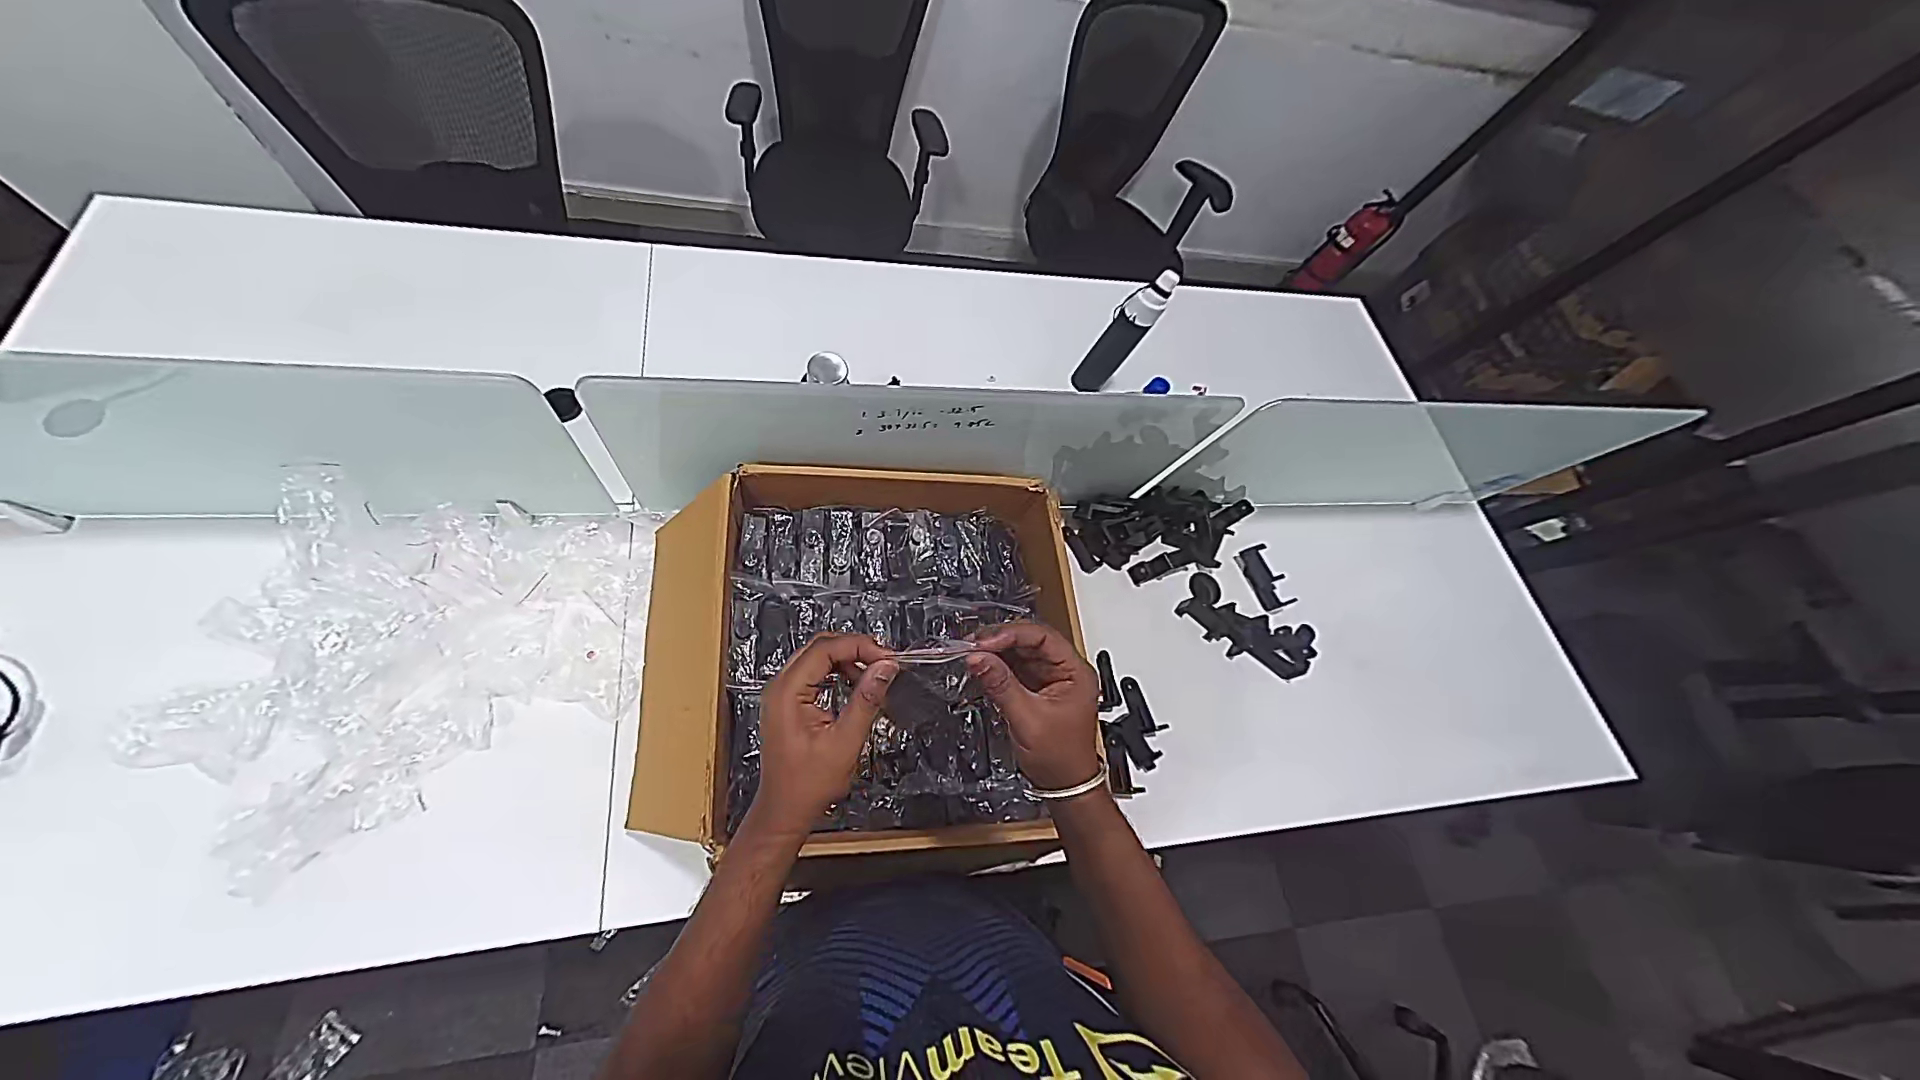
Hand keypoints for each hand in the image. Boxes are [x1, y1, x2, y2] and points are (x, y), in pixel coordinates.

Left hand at [751, 634, 896, 836]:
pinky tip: (856, 684)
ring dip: (848, 659)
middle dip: (855, 649)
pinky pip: (816, 673)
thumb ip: (866, 699)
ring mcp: (783, 693)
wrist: (785, 810)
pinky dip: (839, 672)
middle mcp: (780, 687)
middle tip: (883, 661)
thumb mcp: (845, 741)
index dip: (859, 646)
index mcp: (787, 692)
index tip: (885, 657)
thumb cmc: (806, 785)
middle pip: (821, 647)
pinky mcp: (790, 701)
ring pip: (819, 657)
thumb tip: (884, 668)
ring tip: (874, 673)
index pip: (825, 649)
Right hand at [966, 622, 1102, 790]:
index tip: (987, 641)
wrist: (1064, 785)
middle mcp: (1064, 670)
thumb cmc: (1061, 758)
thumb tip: (979, 659)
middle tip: (974, 644)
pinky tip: (981, 666)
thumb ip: (1001, 686)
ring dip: (995, 651)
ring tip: (973, 654)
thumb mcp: (1028, 719)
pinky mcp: (1034, 687)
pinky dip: (996, 665)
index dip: (1012, 634)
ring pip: (1019, 651)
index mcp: (1075, 672)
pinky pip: (1013, 666)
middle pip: (1030, 640)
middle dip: (1000, 639)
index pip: (1043, 637)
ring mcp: (1049, 677)